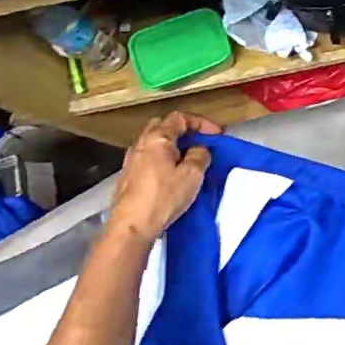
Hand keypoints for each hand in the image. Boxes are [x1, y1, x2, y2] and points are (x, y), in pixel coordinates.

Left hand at [106, 112, 221, 241]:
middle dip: (184, 130)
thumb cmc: (164, 196)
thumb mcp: (193, 174)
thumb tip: (199, 149)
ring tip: (189, 157)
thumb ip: (200, 155)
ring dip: (172, 144)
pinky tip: (172, 172)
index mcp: (157, 139)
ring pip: (153, 142)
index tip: (217, 135)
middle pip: (162, 125)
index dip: (201, 122)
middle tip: (201, 142)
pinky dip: (163, 157)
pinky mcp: (128, 176)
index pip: (179, 118)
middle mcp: (140, 145)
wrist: (131, 226)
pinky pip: (148, 157)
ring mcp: (131, 160)